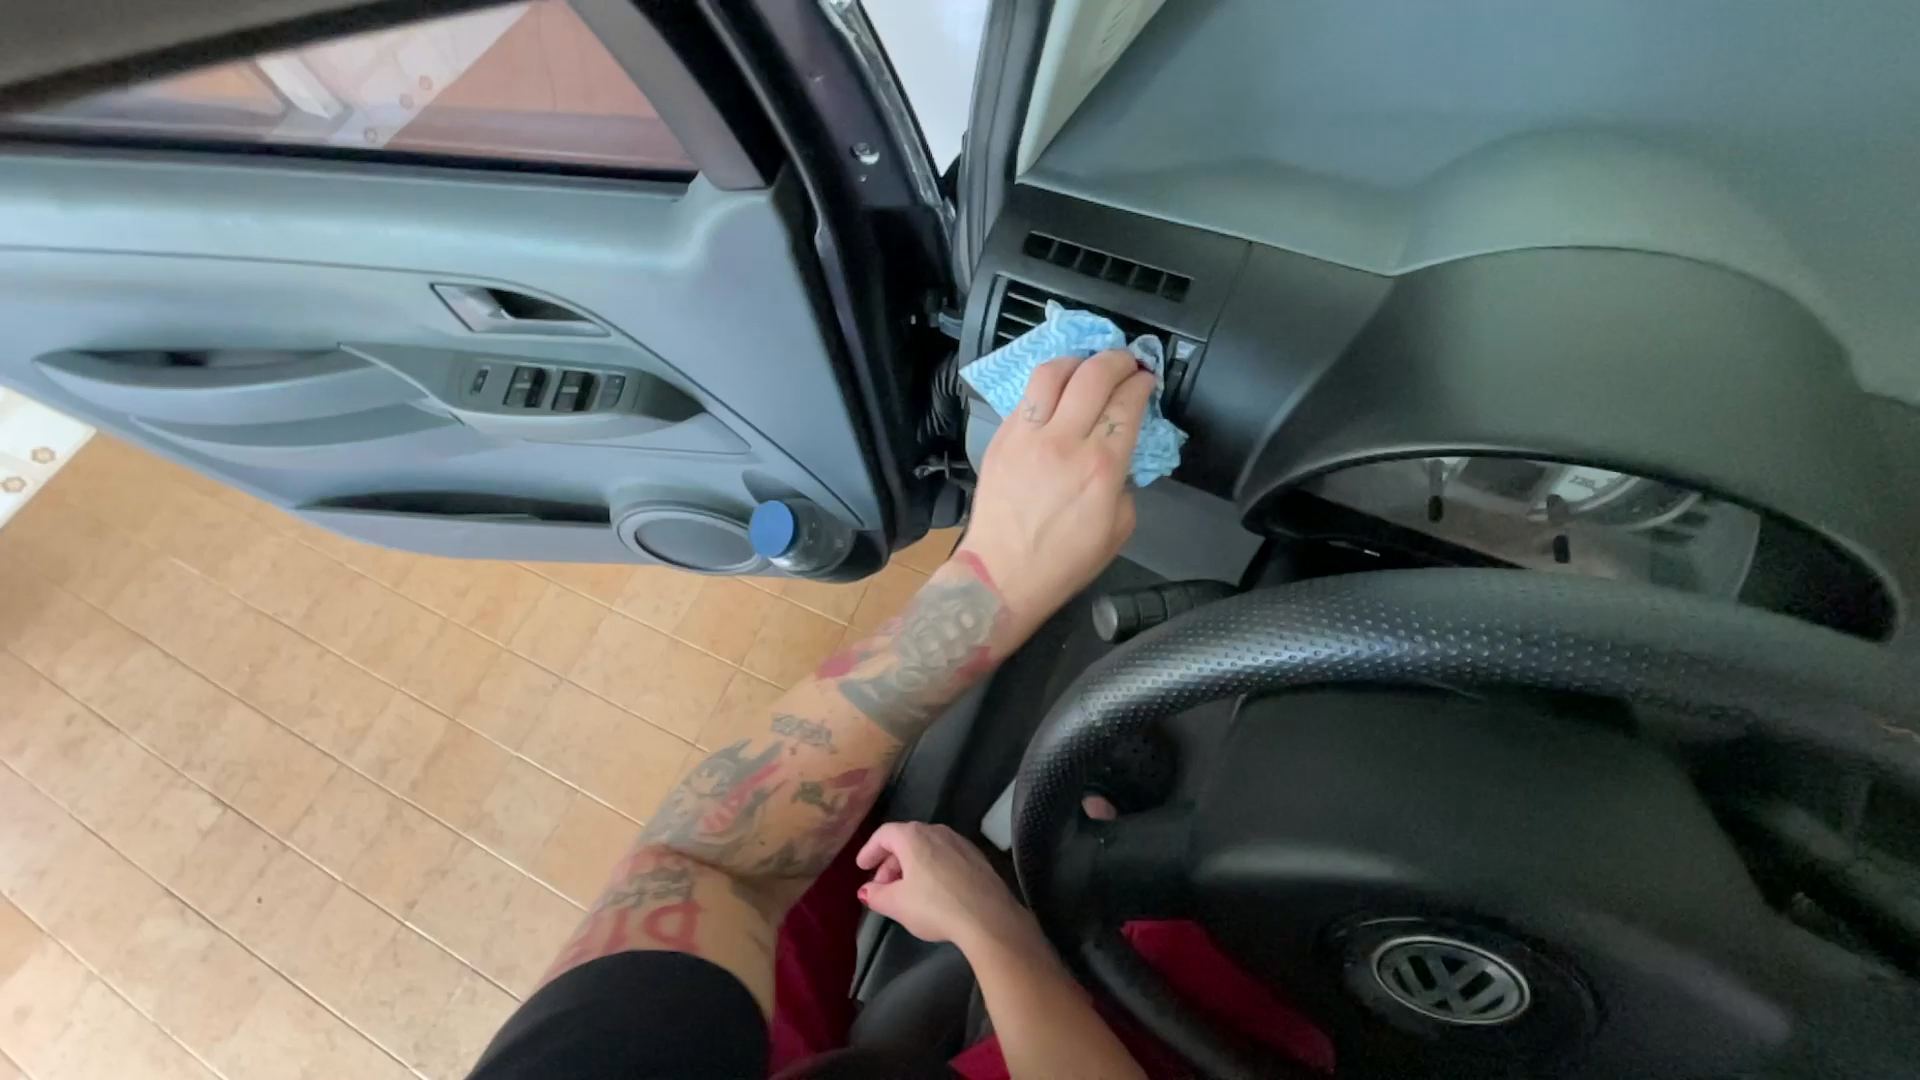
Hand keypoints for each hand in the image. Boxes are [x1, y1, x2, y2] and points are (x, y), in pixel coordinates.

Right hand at [856, 822, 1038, 954]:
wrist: (987, 915)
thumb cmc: (935, 905)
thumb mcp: (898, 904)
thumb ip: (877, 895)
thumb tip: (866, 890)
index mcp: (913, 836)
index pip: (884, 834)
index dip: (870, 850)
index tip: (861, 866)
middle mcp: (936, 831)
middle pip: (905, 840)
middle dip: (890, 863)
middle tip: (882, 887)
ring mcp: (958, 841)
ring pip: (926, 847)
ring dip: (911, 866)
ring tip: (905, 891)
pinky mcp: (975, 856)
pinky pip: (944, 855)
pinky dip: (931, 867)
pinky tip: (932, 890)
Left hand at [958, 350, 1154, 629]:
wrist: (1001, 575)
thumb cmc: (1062, 562)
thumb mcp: (1118, 528)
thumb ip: (1124, 482)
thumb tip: (1118, 455)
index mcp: (1101, 467)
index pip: (1128, 401)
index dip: (1142, 382)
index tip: (1146, 380)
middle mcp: (1064, 443)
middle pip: (1095, 374)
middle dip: (1118, 359)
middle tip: (1126, 362)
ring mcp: (1027, 437)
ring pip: (1052, 372)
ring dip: (1077, 360)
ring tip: (1087, 366)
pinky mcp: (1001, 440)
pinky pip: (1026, 397)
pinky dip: (1046, 387)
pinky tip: (1055, 393)